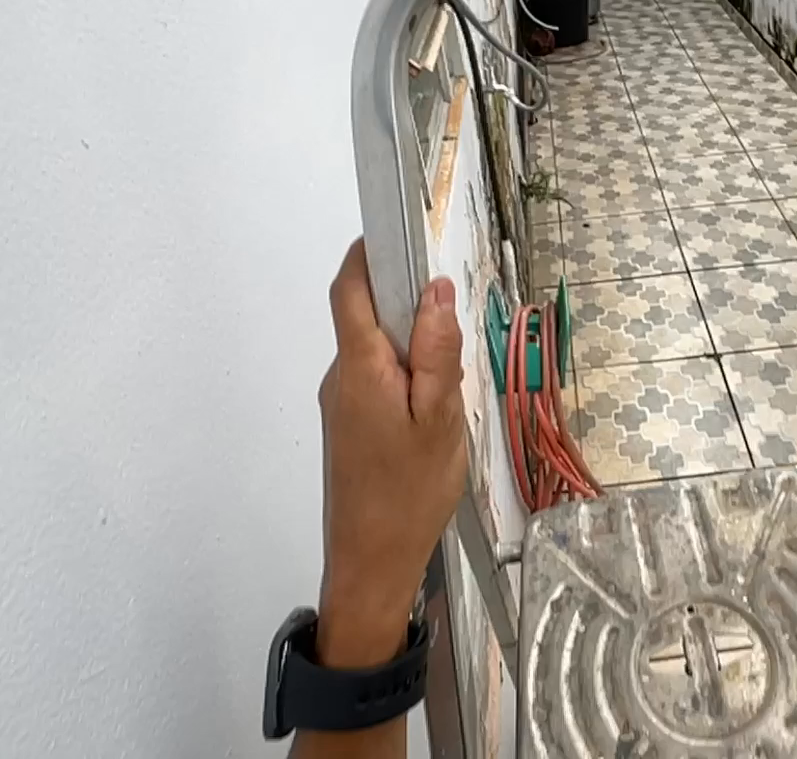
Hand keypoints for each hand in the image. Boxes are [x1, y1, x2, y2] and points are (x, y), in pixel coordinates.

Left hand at [315, 240, 466, 666]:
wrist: (373, 563)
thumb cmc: (411, 489)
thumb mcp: (440, 417)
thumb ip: (438, 351)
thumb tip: (435, 288)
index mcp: (360, 366)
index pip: (349, 290)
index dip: (367, 253)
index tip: (399, 233)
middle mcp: (341, 376)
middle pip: (365, 316)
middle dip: (406, 304)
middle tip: (455, 326)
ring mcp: (341, 402)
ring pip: (376, 349)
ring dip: (411, 344)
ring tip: (452, 379)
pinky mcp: (348, 424)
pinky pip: (376, 377)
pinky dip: (404, 371)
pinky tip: (434, 406)